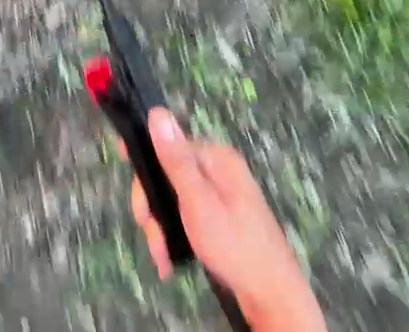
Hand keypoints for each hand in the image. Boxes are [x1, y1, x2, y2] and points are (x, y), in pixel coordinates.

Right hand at [128, 109, 325, 331]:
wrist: (272, 296)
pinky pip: (185, 214)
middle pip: (167, 175)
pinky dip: (174, 233)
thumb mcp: (199, 201)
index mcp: (216, 158)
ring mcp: (220, 194)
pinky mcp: (219, 216)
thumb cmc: (234, 245)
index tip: (137, 200)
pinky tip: (169, 256)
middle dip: (153, 208)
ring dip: (160, 226)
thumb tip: (157, 112)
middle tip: (152, 236)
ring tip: (161, 255)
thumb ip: (176, 160)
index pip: (166, 148)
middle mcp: (218, 170)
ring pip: (173, 198)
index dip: (145, 172)